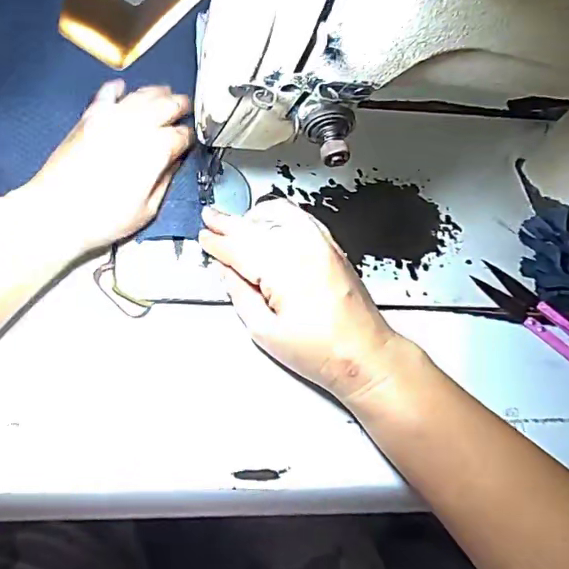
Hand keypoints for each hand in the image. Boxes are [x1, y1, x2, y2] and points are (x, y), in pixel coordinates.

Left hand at [8, 81, 193, 258]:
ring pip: (142, 94)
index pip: (182, 134)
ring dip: (157, 93)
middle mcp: (137, 125)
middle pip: (168, 104)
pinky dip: (119, 89)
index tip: (189, 142)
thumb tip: (174, 163)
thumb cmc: (101, 218)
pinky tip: (123, 90)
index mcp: (156, 149)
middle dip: (180, 106)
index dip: (189, 137)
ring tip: (164, 95)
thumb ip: (165, 181)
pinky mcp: (89, 117)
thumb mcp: (146, 210)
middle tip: (185, 109)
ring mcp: (111, 117)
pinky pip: (108, 93)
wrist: (55, 212)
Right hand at [199, 200, 411, 402]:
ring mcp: (320, 243)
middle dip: (228, 223)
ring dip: (252, 217)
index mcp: (282, 269)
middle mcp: (302, 248)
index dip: (216, 243)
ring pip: (276, 214)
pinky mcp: (331, 245)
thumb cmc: (323, 351)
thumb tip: (224, 271)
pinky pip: (299, 217)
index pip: (238, 247)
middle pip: (255, 227)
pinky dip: (278, 216)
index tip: (204, 239)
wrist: (364, 354)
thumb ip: (239, 294)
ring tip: (235, 223)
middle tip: (210, 220)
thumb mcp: (264, 331)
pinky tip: (268, 223)